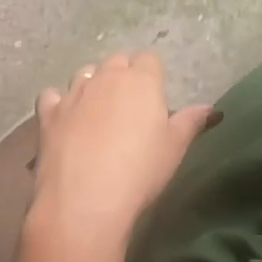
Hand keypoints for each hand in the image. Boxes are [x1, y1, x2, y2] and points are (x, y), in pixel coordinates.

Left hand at [29, 52, 212, 242]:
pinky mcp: (48, 114)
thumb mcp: (175, 147)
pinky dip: (58, 102)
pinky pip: (51, 95)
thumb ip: (192, 121)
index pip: (149, 59)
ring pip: (85, 73)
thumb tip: (213, 109)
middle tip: (129, 105)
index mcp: (141, 79)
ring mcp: (74, 92)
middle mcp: (107, 76)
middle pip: (116, 60)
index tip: (154, 97)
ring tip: (97, 110)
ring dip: (92, 84)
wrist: (85, 202)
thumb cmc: (140, 172)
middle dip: (123, 74)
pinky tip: (63, 118)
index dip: (151, 75)